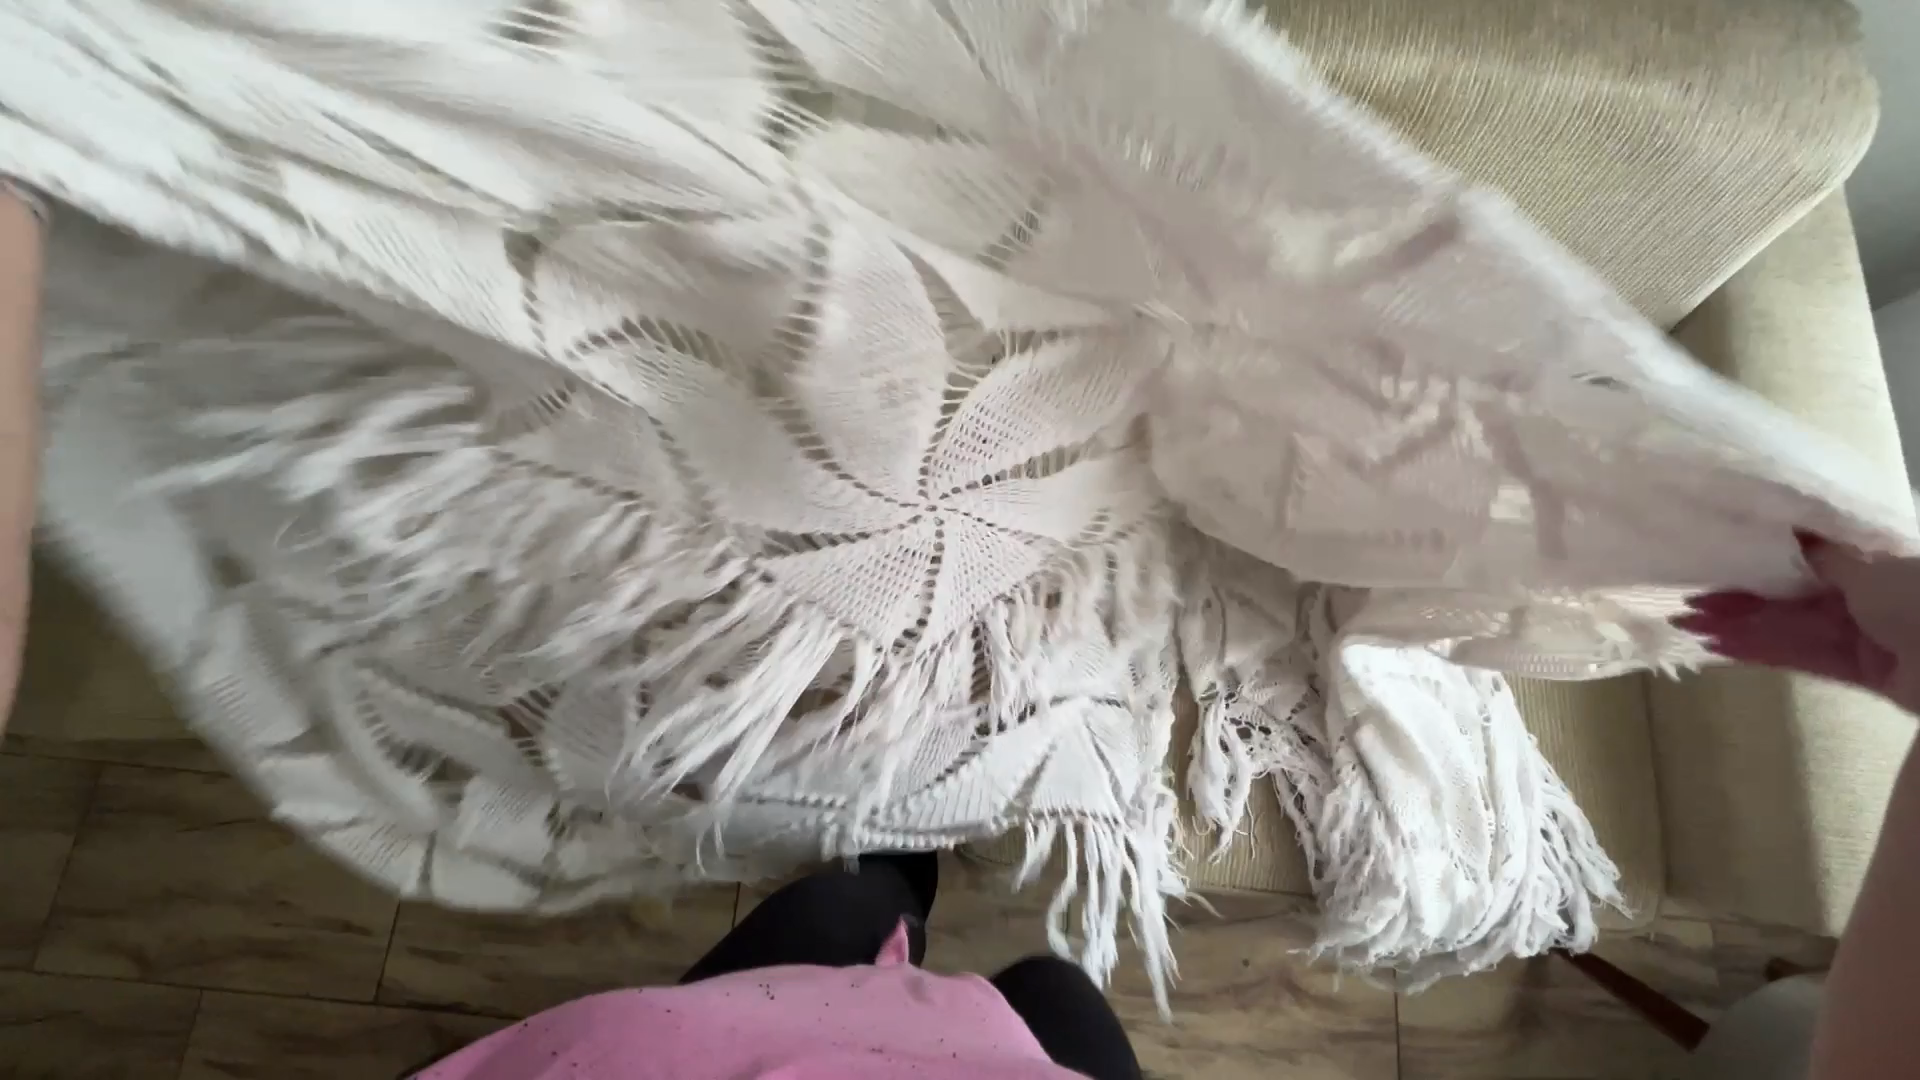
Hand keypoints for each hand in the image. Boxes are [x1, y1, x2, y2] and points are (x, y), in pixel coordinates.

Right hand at [1674, 533, 1919, 712]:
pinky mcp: (1862, 671)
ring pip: (1788, 629)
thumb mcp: (1871, 568)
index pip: (1810, 565)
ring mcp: (1867, 638)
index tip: (1716, 565)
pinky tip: (1717, 648)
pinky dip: (1759, 653)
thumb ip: (1824, 554)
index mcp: (1880, 570)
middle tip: (1687, 603)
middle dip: (1738, 602)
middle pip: (1791, 599)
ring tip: (1685, 627)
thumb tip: (1785, 524)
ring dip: (1736, 628)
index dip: (1761, 566)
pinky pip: (1802, 658)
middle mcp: (1872, 601)